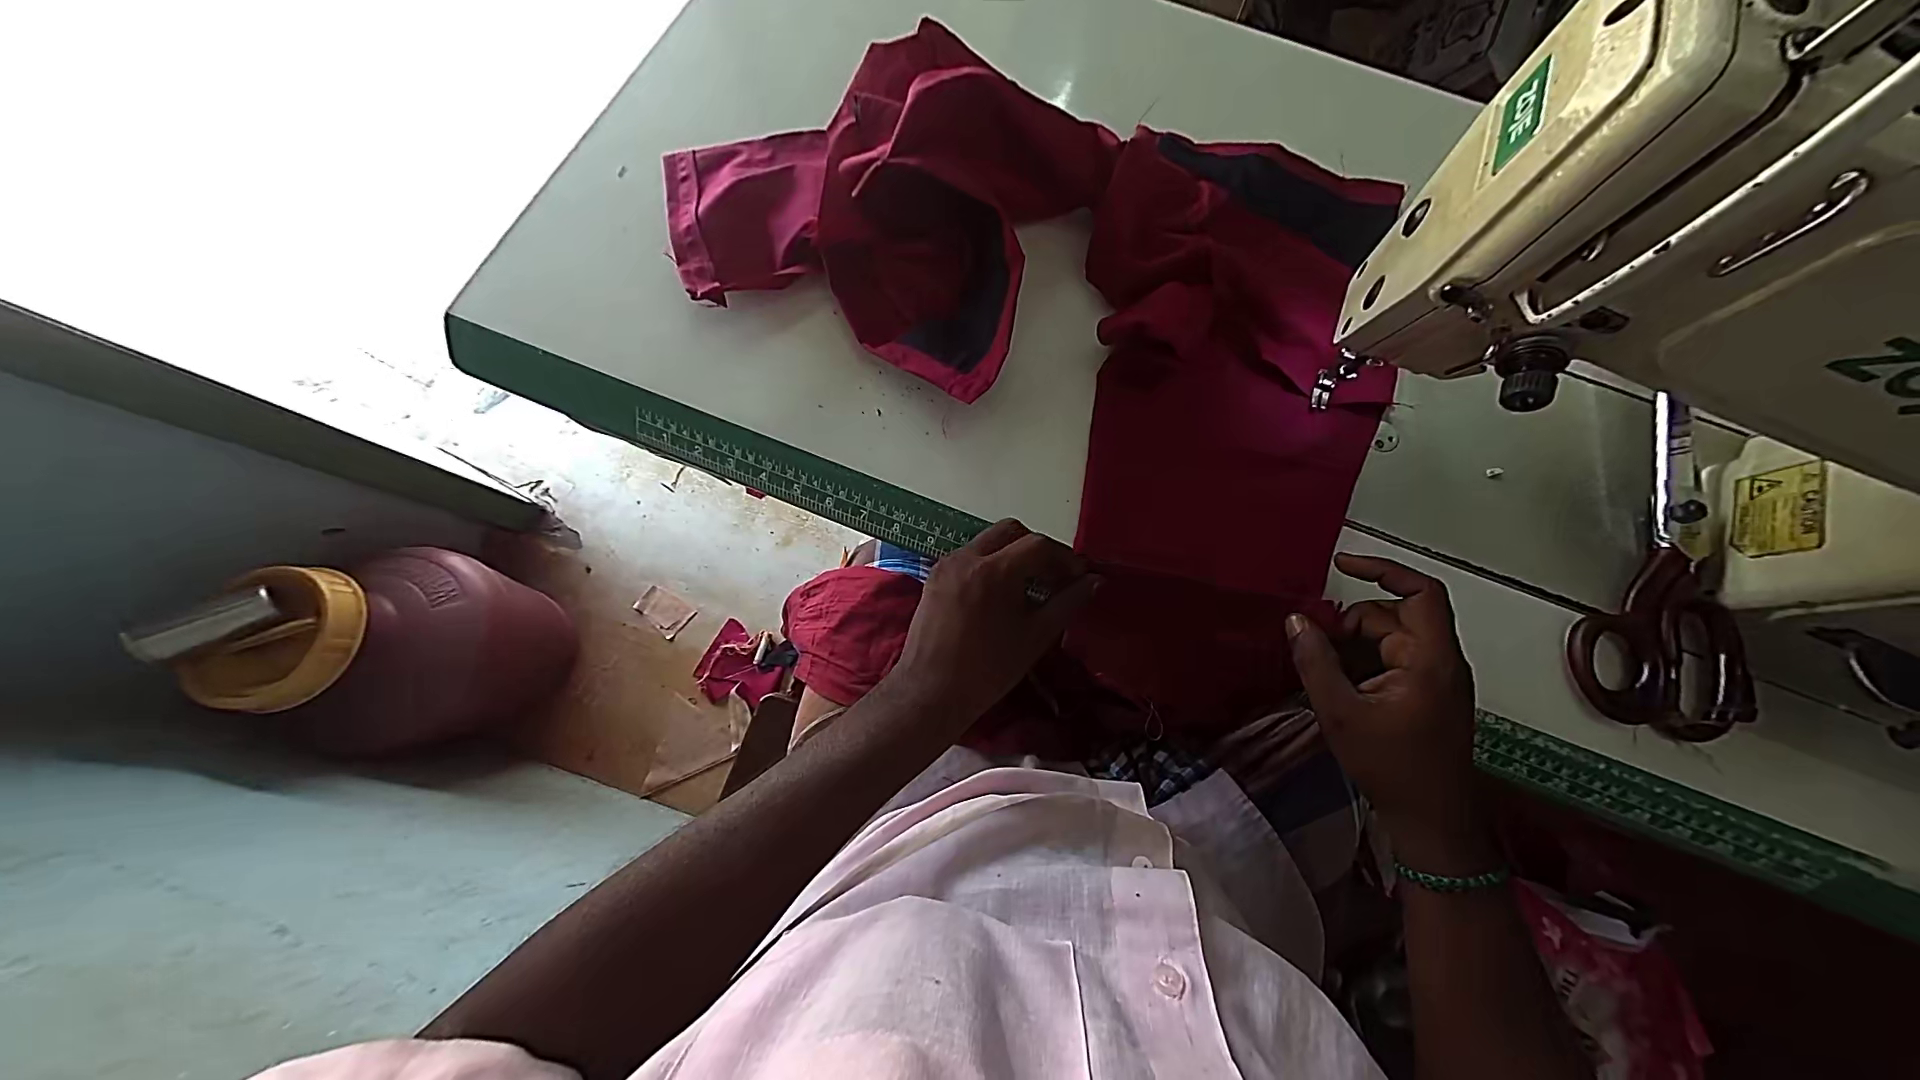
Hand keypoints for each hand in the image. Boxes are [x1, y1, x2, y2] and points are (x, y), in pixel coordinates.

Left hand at [884, 519, 1099, 731]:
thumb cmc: (988, 670)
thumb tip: (1094, 581)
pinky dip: (991, 565)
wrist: (931, 693)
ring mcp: (946, 565)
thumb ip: (1067, 603)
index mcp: (993, 570)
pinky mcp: (934, 577)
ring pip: (988, 542)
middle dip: (1038, 549)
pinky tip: (1002, 596)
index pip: (1038, 545)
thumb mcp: (1036, 636)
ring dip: (1013, 555)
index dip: (1065, 558)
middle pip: (1011, 532)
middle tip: (1054, 577)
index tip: (1079, 578)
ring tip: (1029, 588)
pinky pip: (970, 557)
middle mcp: (966, 558)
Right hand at [1287, 554, 1491, 871]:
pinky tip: (1338, 689)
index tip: (1342, 564)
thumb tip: (1296, 619)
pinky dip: (1361, 665)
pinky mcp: (1426, 695)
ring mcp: (1436, 679)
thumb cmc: (1390, 766)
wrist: (1432, 822)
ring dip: (1351, 648)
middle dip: (1349, 626)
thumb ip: (1315, 661)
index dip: (1382, 570)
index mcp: (1430, 660)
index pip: (1419, 593)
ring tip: (1324, 677)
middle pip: (1391, 617)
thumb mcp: (1340, 712)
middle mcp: (1440, 661)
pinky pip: (1390, 661)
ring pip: (1387, 640)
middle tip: (1313, 650)